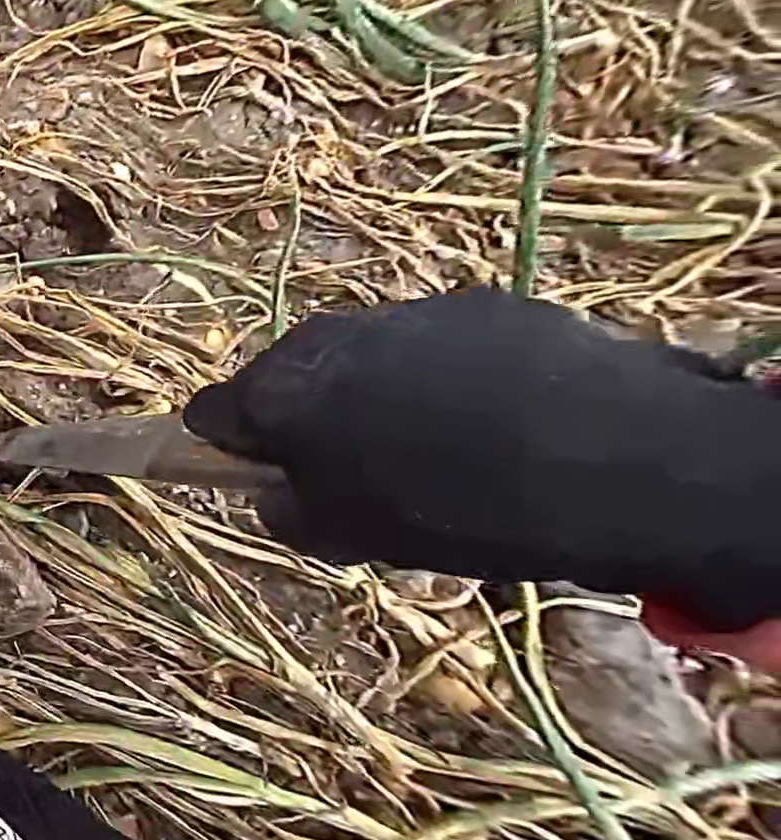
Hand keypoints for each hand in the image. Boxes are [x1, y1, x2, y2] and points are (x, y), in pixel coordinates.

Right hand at [184, 289, 780, 634]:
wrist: (631, 465)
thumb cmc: (448, 511)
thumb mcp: (339, 536)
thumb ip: (280, 507)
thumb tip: (274, 488)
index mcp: (272, 394)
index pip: (207, 411)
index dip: (224, 443)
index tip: (257, 467)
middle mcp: (316, 341)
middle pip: (277, 378)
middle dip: (296, 414)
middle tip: (346, 461)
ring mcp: (395, 315)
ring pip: (348, 358)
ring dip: (361, 392)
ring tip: (429, 438)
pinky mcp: (470, 303)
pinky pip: (422, 343)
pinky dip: (433, 372)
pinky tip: (489, 411)